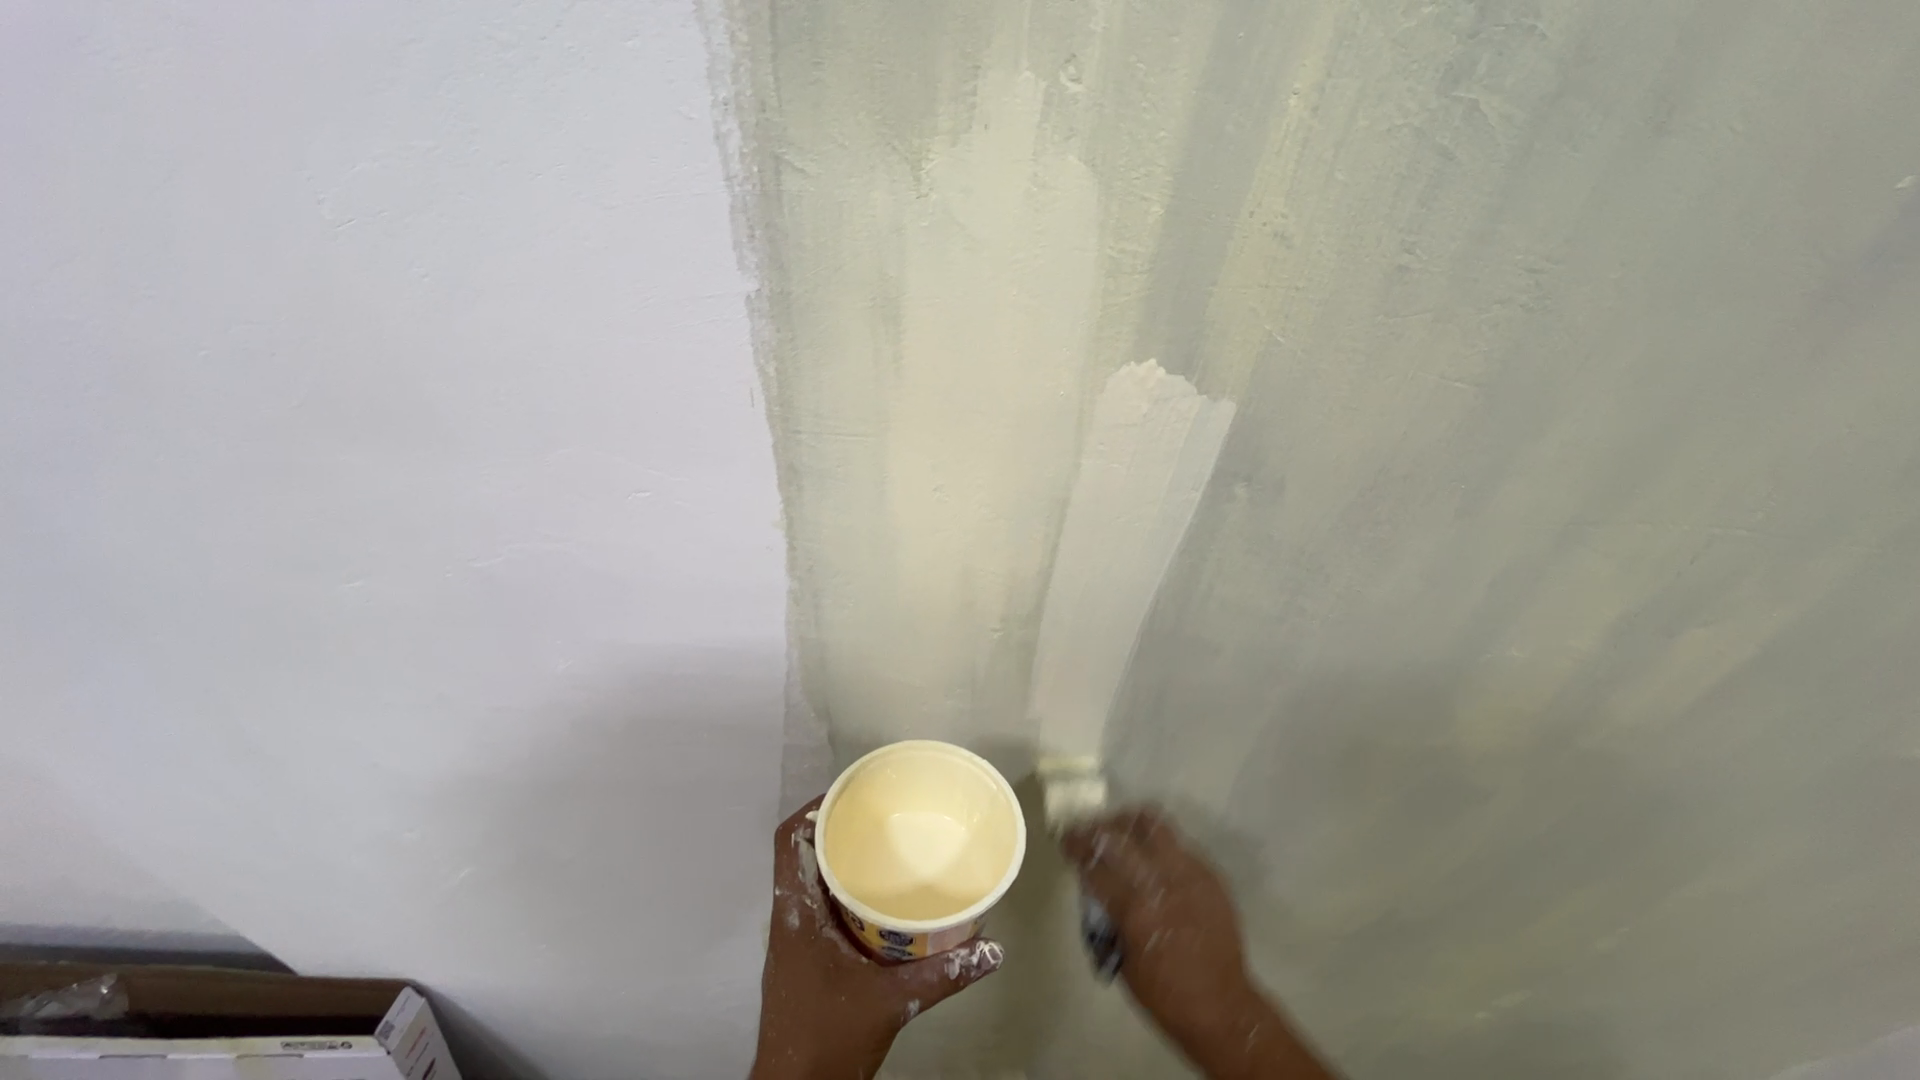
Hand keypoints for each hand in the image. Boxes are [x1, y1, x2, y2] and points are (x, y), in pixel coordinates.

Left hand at [750, 796, 1004, 1079]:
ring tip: (888, 849)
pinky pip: (823, 910)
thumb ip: (944, 974)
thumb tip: (993, 947)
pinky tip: (884, 903)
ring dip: (843, 864)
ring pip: (813, 884)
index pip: (788, 842)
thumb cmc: (829, 1036)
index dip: (811, 809)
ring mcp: (795, 942)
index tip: (849, 793)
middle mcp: (790, 919)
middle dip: (838, 831)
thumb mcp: (892, 1001)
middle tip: (883, 816)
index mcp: (795, 915)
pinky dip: (848, 896)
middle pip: (803, 856)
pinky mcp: (806, 961)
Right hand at [1061, 807, 1337, 1079]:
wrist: (1223, 1007)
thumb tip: (1096, 886)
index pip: (1095, 863)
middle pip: (1119, 835)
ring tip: (1119, 834)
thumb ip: (1108, 916)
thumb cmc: (1164, 994)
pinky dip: (1158, 846)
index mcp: (1136, 909)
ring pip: (1154, 825)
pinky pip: (1178, 846)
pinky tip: (1152, 862)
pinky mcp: (1210, 876)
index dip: (1074, 846)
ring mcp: (1190, 875)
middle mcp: (1163, 883)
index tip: (1063, 838)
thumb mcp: (1120, 958)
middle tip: (1085, 832)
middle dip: (1096, 829)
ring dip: (1129, 825)